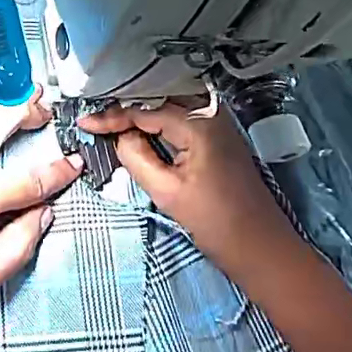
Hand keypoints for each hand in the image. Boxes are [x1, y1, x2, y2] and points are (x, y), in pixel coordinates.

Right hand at [78, 102, 299, 265]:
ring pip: (168, 105)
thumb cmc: (219, 226)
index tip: (84, 122)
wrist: (267, 253)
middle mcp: (210, 113)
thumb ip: (136, 156)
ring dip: (140, 111)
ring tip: (109, 119)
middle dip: (124, 106)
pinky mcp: (219, 134)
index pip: (144, 110)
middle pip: (157, 98)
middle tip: (94, 116)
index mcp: (199, 123)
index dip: (111, 117)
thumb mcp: (167, 192)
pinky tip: (139, 128)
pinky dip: (157, 120)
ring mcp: (217, 122)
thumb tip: (119, 136)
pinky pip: (180, 116)